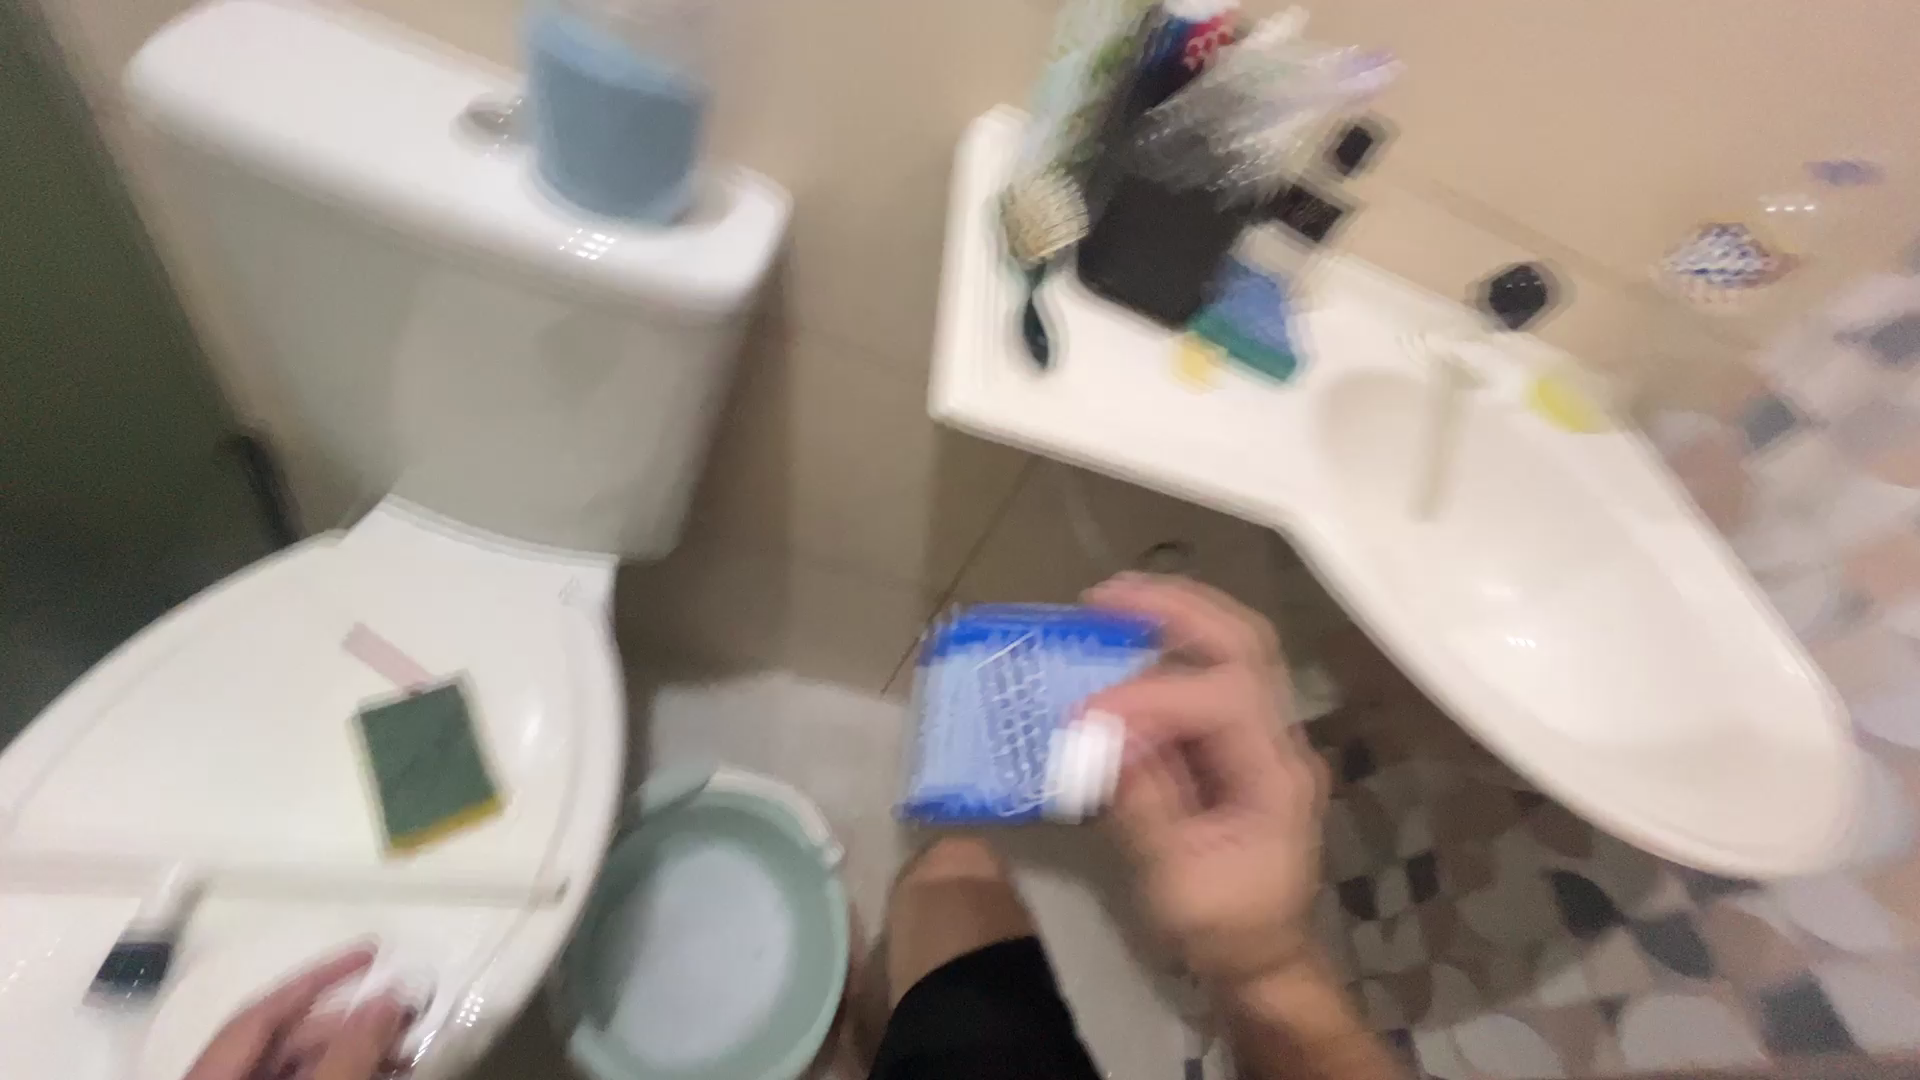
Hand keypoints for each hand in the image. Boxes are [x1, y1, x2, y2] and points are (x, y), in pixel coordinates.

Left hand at [184, 944, 414, 1079]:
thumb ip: (349, 1048)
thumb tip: (392, 990)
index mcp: (208, 1072)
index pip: (261, 1008)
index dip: (318, 974)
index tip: (374, 949)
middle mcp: (215, 1076)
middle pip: (285, 1036)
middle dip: (350, 1020)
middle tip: (403, 1013)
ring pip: (298, 1061)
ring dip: (354, 1047)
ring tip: (402, 1046)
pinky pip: (302, 1079)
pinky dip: (341, 1068)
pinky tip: (381, 1067)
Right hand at [1084, 574, 1328, 991]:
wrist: (1260, 956)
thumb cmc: (1225, 930)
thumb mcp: (1179, 884)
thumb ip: (1143, 806)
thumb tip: (1101, 735)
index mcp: (1274, 776)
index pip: (1221, 700)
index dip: (1150, 696)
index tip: (1085, 715)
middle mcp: (1275, 739)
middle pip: (1243, 642)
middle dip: (1176, 608)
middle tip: (1107, 595)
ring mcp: (1257, 733)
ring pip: (1226, 644)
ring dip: (1169, 615)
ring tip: (1111, 602)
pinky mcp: (1230, 738)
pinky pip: (1200, 671)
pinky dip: (1161, 645)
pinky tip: (1122, 641)